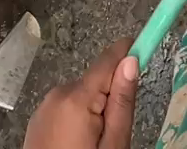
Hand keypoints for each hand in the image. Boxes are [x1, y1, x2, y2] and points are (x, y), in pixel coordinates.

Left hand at [22, 38, 138, 148]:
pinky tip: (77, 147)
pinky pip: (66, 109)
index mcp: (77, 97)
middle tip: (116, 133)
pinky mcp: (36, 121)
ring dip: (94, 111)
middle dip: (110, 98)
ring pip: (82, 96)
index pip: (109, 58)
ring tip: (95, 146)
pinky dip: (77, 121)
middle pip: (96, 81)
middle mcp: (57, 93)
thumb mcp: (112, 147)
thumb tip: (132, 60)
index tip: (149, 48)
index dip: (130, 51)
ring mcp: (43, 107)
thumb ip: (121, 104)